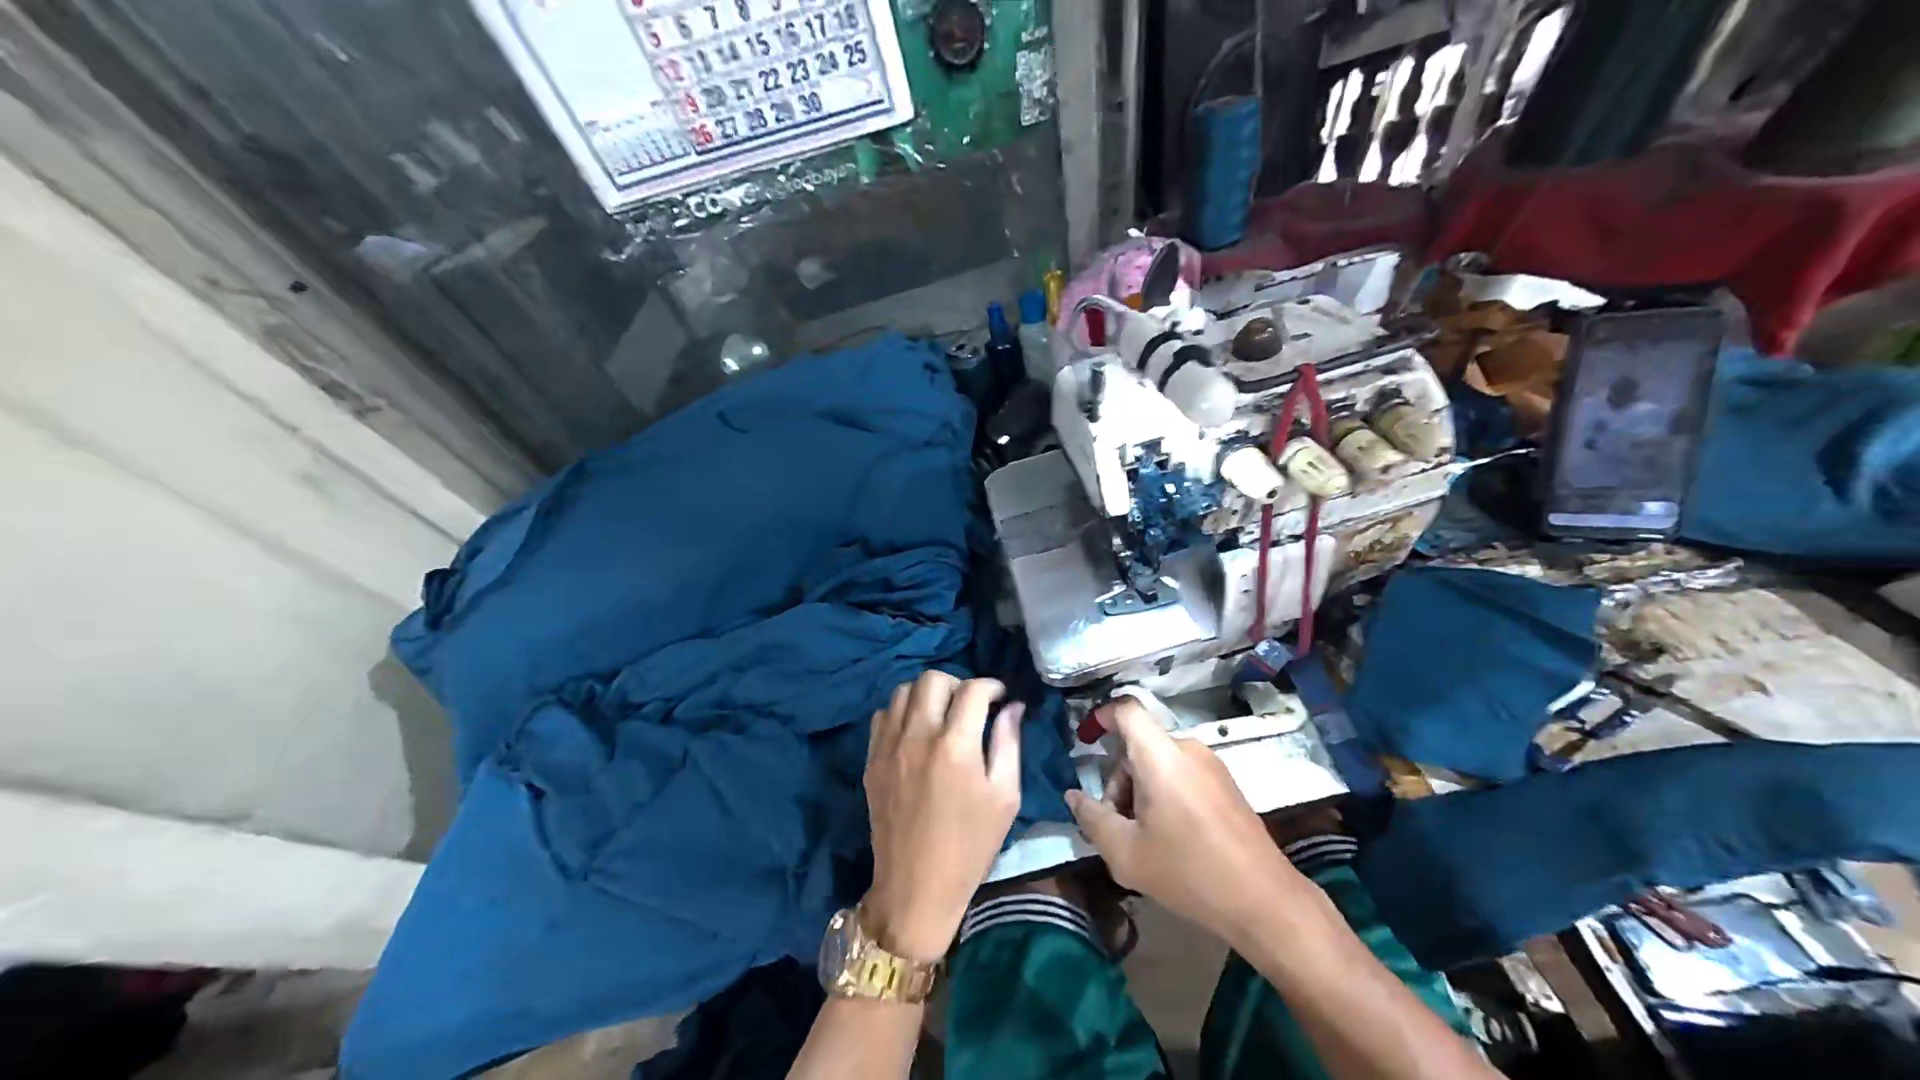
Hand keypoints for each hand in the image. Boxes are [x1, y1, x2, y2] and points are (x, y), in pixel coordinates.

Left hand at [862, 672, 1024, 961]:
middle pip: (933, 679)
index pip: (972, 689)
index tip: (999, 697)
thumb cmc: (971, 845)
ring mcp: (889, 747)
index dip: (991, 686)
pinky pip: (883, 716)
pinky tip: (916, 731)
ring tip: (942, 715)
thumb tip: (1012, 706)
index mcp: (956, 746)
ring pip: (903, 691)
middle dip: (958, 683)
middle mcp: (918, 736)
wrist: (917, 886)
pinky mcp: (872, 760)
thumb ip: (1008, 743)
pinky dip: (902, 712)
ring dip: (927, 694)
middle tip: (970, 705)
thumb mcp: (1005, 797)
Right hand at [1067, 698, 1307, 947]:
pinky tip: (1169, 837)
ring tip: (1142, 837)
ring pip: (1159, 762)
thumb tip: (1074, 797)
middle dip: (1118, 778)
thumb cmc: (1188, 872)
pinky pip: (1181, 774)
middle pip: (1139, 745)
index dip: (1101, 716)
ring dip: (1140, 790)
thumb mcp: (1126, 853)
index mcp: (1161, 756)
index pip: (1126, 710)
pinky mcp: (1226, 785)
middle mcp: (1188, 750)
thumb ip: (1092, 819)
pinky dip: (1164, 794)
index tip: (1085, 741)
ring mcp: (1212, 766)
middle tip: (1115, 823)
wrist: (1264, 901)